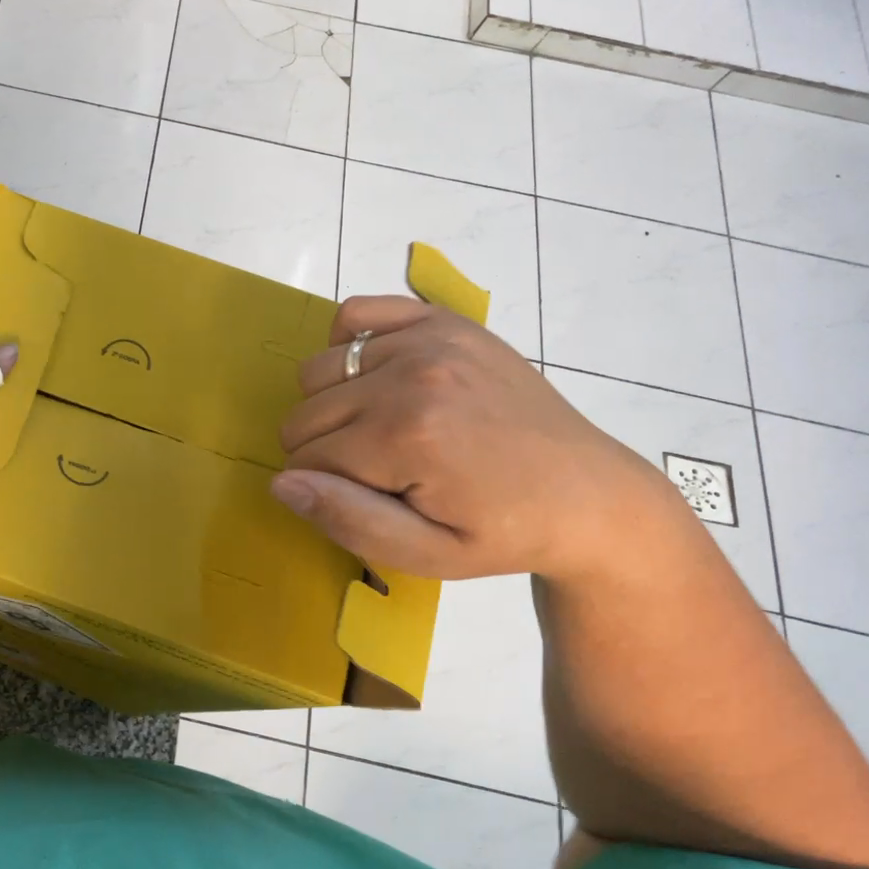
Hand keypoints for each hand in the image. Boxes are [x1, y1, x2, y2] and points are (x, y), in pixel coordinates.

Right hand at [272, 295, 677, 580]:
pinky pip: (354, 314)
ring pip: (317, 373)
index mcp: (406, 436)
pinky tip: (377, 378)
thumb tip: (280, 481)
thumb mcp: (423, 553)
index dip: (325, 490)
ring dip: (333, 406)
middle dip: (323, 451)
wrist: (588, 495)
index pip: (304, 461)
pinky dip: (348, 346)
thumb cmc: (500, 533)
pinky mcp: (443, 321)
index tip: (373, 501)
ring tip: (382, 429)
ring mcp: (428, 340)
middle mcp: (411, 376)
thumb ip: (346, 519)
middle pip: (303, 416)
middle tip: (379, 473)